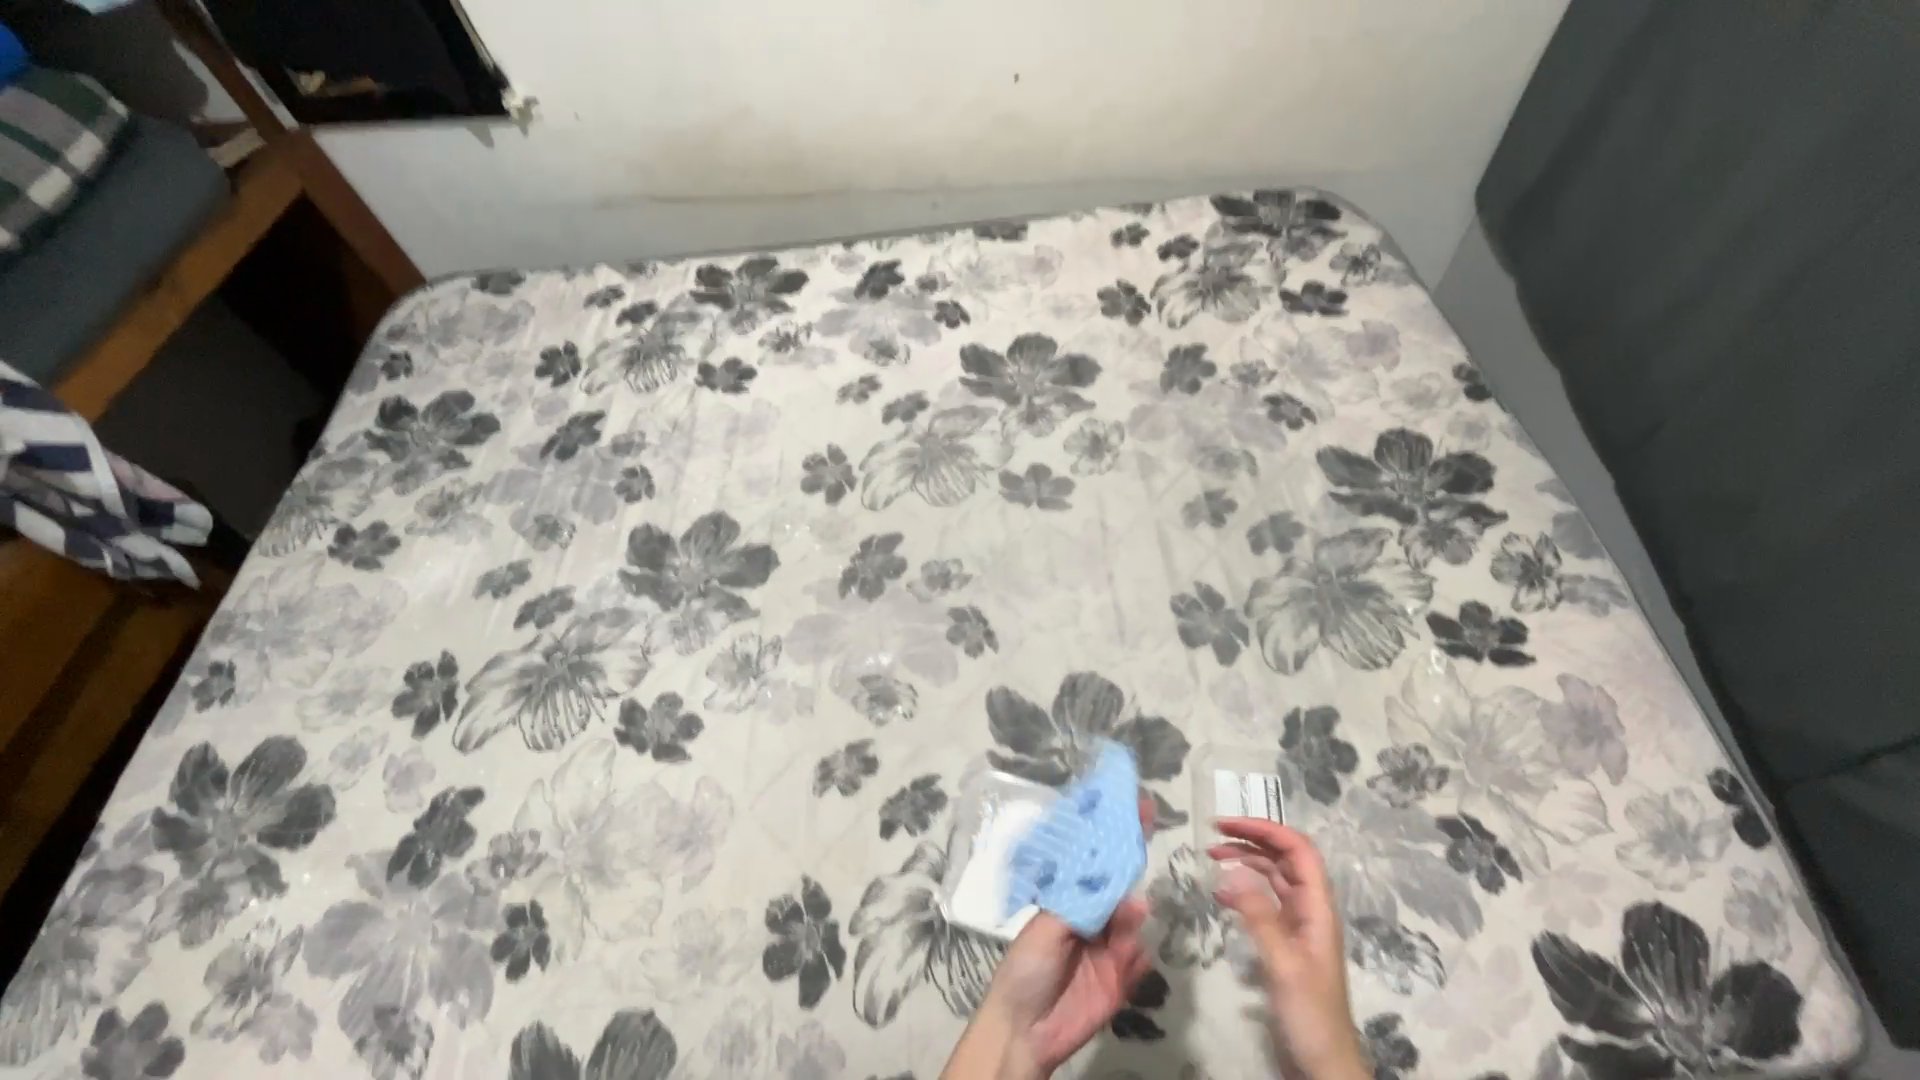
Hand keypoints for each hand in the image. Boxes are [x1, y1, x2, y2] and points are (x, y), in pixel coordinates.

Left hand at [984, 900, 1151, 1073]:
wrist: (1025, 1028)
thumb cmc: (1026, 970)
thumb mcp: (1044, 930)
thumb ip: (1076, 909)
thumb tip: (1107, 888)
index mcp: (1067, 915)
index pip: (1093, 892)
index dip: (1107, 884)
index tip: (1123, 874)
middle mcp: (1089, 933)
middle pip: (1115, 912)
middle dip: (1126, 907)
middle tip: (1136, 906)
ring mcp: (1105, 958)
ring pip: (1129, 935)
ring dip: (1134, 932)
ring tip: (1129, 935)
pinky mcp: (1117, 985)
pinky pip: (1137, 967)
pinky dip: (1141, 959)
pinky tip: (1138, 957)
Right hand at [1210, 818, 1367, 1079]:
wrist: (1323, 1064)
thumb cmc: (1309, 1014)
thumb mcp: (1283, 964)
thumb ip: (1259, 916)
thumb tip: (1232, 870)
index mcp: (1318, 908)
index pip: (1298, 850)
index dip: (1265, 829)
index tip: (1226, 825)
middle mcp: (1310, 909)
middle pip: (1285, 858)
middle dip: (1252, 839)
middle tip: (1213, 835)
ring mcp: (1298, 925)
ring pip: (1273, 877)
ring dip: (1246, 861)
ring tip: (1212, 857)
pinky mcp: (1285, 942)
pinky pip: (1264, 902)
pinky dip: (1242, 890)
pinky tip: (1221, 895)